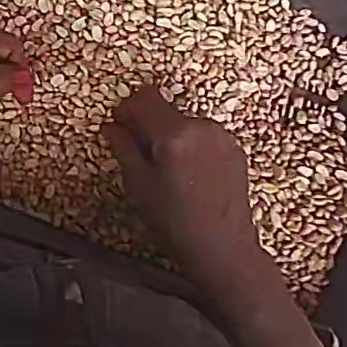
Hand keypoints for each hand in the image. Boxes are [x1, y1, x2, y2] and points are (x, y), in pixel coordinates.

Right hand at [102, 86, 266, 286]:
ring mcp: (222, 137)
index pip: (145, 98)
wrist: (222, 247)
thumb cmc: (175, 221)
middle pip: (165, 110)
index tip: (118, 122)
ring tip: (164, 171)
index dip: (127, 107)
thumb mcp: (138, 185)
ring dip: (170, 137)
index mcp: (175, 134)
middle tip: (136, 153)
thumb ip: (123, 148)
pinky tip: (186, 176)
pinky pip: (203, 136)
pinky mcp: (234, 149)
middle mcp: (202, 127)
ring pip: (184, 124)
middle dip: (148, 125)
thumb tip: (112, 127)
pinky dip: (189, 146)